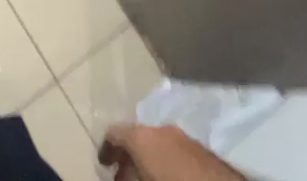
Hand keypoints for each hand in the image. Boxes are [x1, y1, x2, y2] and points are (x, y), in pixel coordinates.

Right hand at [99, 123, 249, 180]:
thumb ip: (126, 176)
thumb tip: (121, 175)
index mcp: (142, 136)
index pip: (114, 133)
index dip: (106, 148)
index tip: (103, 165)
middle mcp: (161, 129)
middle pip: (136, 136)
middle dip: (128, 155)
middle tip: (122, 176)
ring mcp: (184, 137)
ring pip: (157, 142)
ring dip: (148, 158)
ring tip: (146, 176)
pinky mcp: (203, 150)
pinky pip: (175, 150)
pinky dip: (166, 160)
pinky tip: (169, 175)